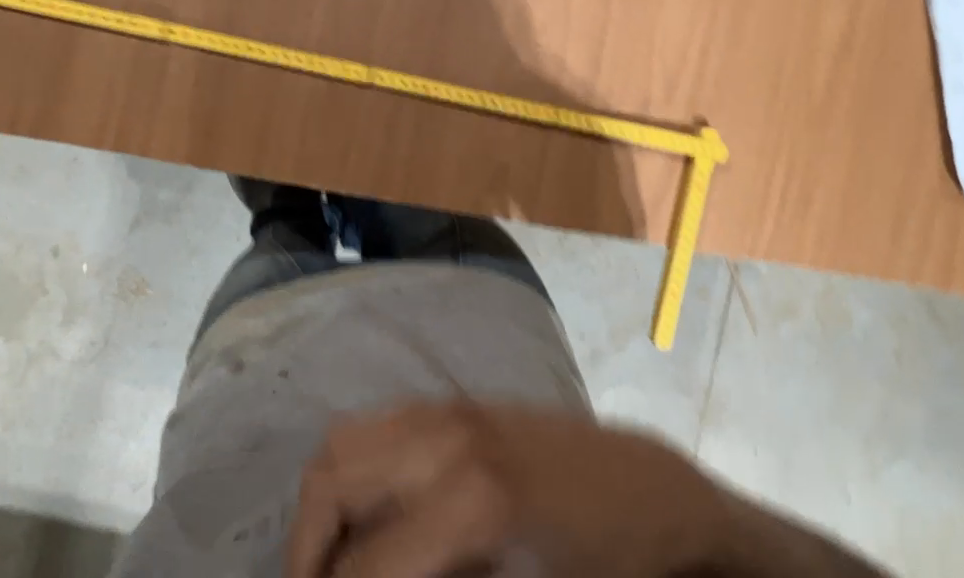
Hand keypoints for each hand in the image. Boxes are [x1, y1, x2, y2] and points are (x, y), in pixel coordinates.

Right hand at [287, 403, 885, 577]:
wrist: (657, 495)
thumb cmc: (604, 564)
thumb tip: (363, 576)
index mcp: (472, 505)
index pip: (362, 565)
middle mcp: (449, 443)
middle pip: (332, 480)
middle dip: (305, 547)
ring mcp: (452, 412)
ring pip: (344, 440)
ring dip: (323, 499)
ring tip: (329, 555)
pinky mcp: (458, 403)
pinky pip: (378, 423)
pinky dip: (354, 465)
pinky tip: (368, 510)